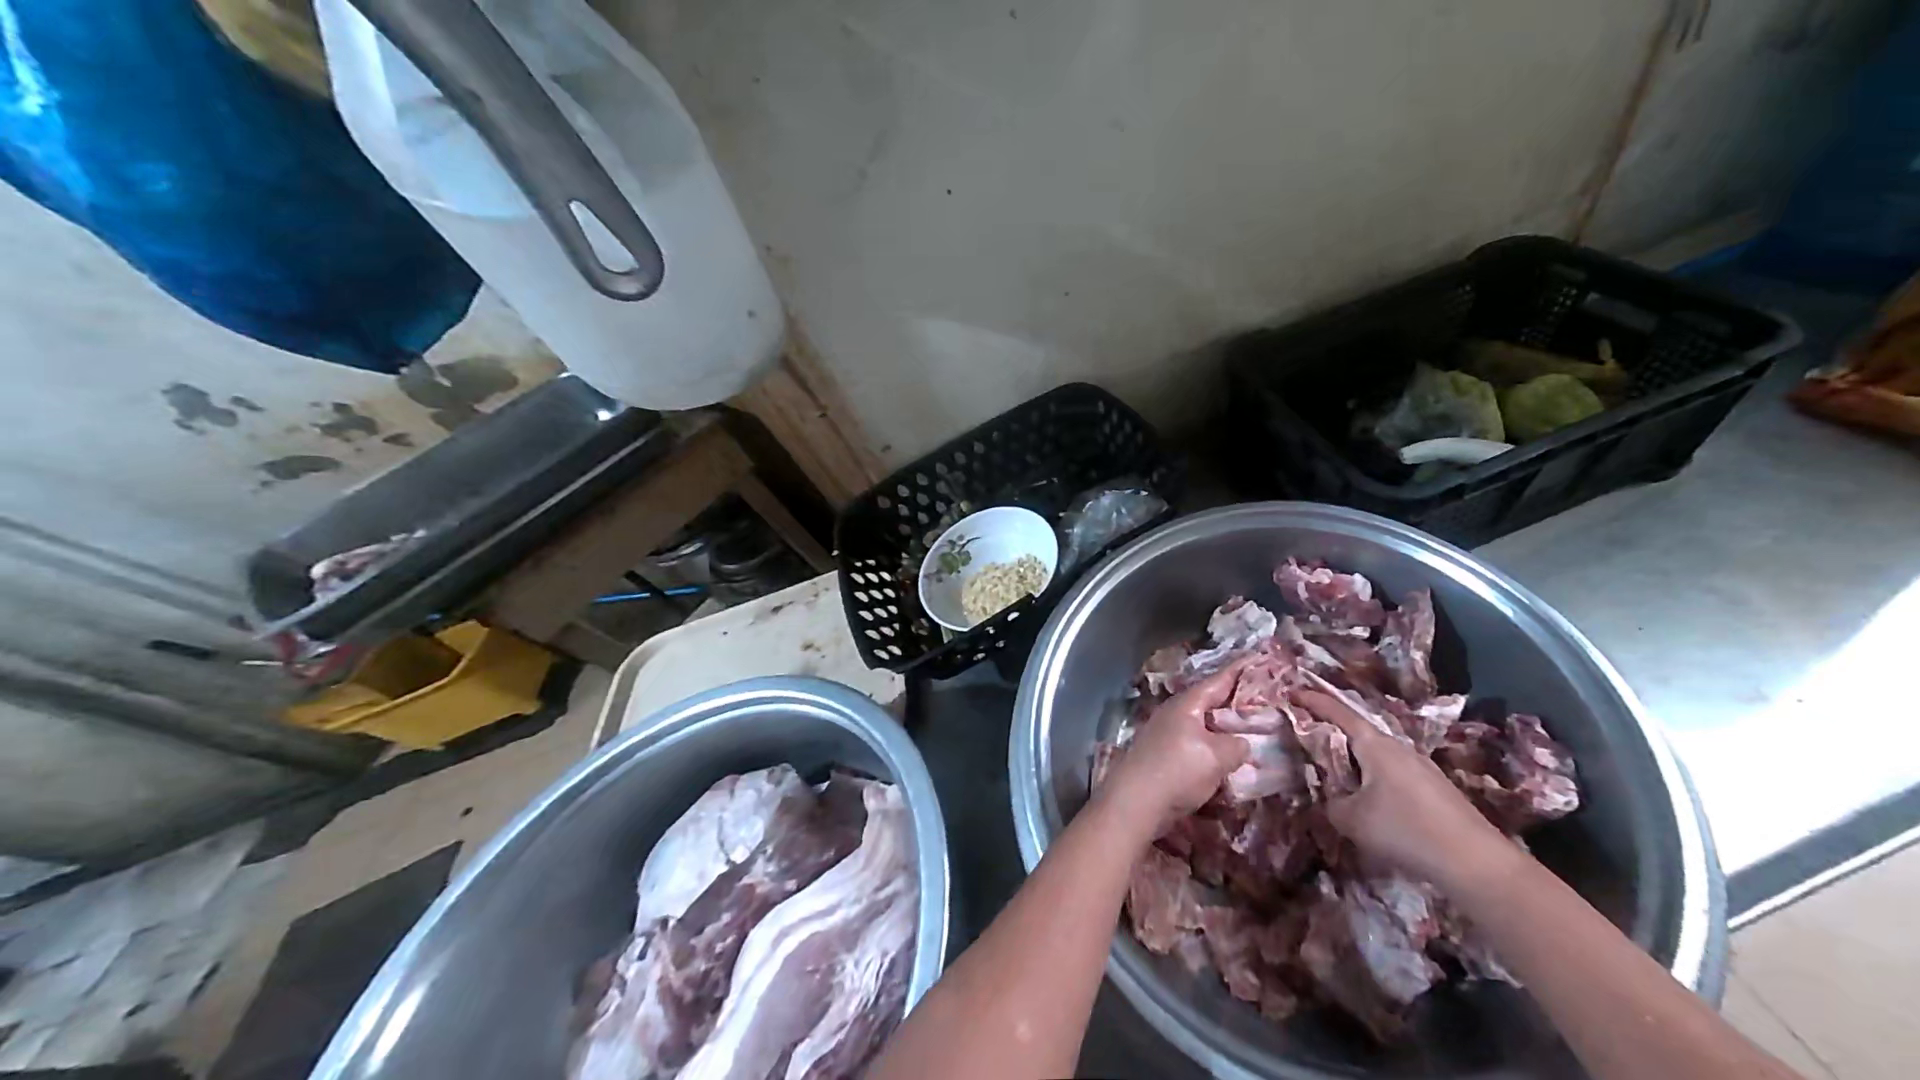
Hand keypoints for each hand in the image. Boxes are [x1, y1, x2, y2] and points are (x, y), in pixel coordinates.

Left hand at [1100, 661, 1250, 834]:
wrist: (1135, 802)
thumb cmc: (1177, 771)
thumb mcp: (1217, 756)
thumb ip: (1236, 745)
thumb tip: (1241, 744)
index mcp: (1187, 705)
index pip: (1218, 681)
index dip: (1239, 670)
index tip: (1257, 658)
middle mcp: (1174, 714)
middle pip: (1209, 702)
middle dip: (1234, 701)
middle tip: (1262, 698)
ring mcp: (1165, 735)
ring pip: (1202, 725)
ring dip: (1224, 728)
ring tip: (1250, 730)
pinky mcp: (1163, 757)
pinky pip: (1195, 745)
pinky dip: (1213, 748)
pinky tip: (1226, 760)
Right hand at [1294, 689, 1514, 889]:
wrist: (1477, 864)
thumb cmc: (1406, 829)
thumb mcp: (1351, 819)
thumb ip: (1330, 802)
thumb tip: (1330, 798)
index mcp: (1375, 745)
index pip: (1338, 712)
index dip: (1313, 700)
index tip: (1291, 692)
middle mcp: (1398, 748)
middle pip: (1358, 730)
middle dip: (1331, 728)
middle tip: (1305, 731)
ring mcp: (1421, 768)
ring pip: (1376, 753)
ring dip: (1352, 755)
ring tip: (1332, 767)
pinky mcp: (1434, 789)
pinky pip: (1391, 771)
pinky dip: (1371, 774)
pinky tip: (1367, 797)